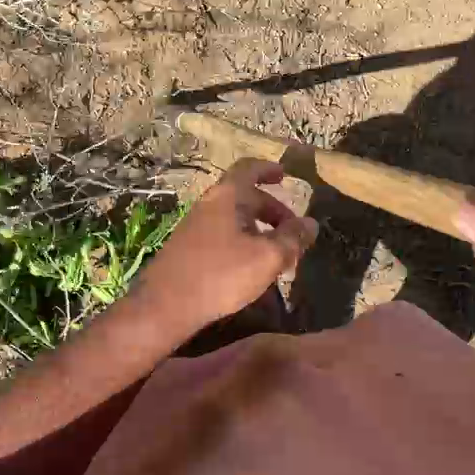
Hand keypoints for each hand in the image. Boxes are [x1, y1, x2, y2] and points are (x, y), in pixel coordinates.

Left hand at [132, 159, 317, 332]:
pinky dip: (241, 240)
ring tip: (276, 252)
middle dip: (271, 209)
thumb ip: (292, 239)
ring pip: (233, 217)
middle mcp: (209, 204)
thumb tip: (311, 224)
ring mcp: (194, 226)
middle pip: (244, 195)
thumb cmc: (221, 274)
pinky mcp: (187, 248)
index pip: (249, 168)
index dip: (268, 169)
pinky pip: (221, 234)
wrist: (164, 305)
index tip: (284, 175)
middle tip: (291, 230)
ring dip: (257, 228)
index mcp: (227, 196)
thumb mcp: (267, 258)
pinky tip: (249, 266)